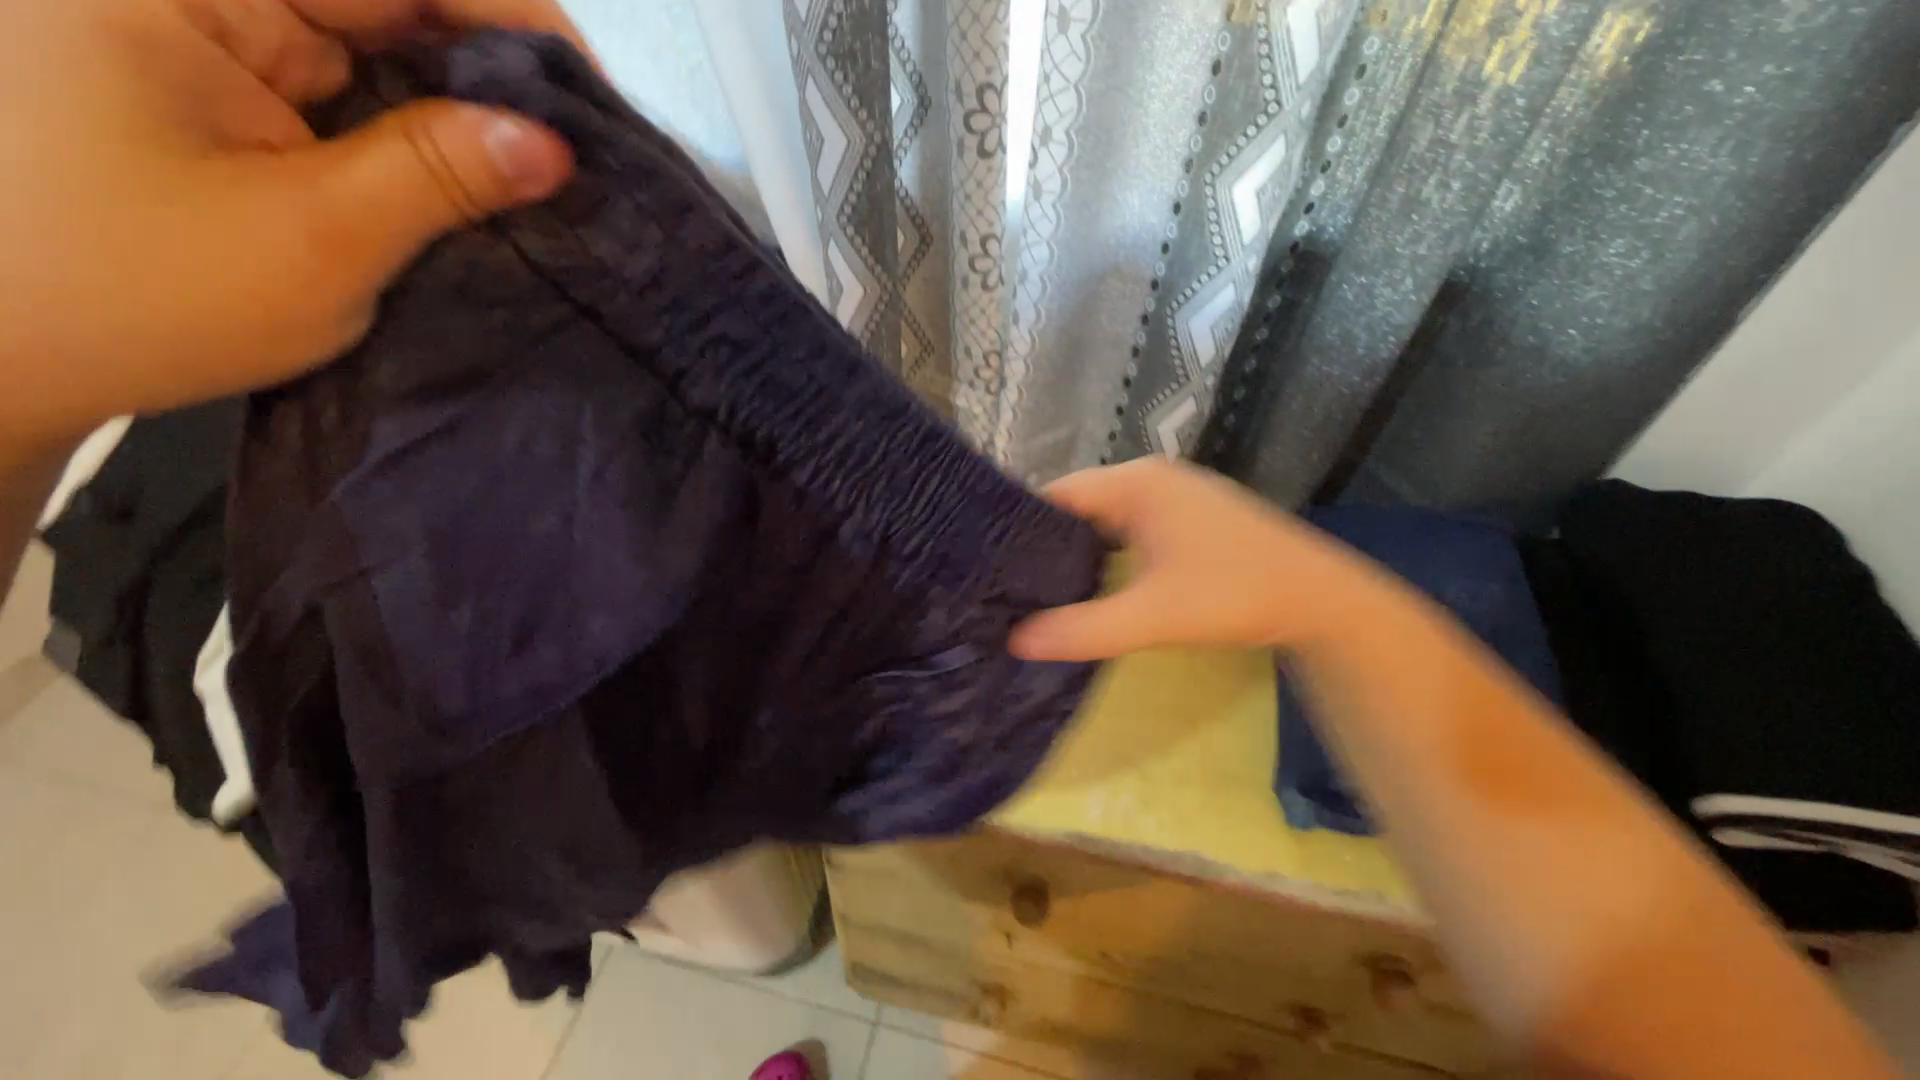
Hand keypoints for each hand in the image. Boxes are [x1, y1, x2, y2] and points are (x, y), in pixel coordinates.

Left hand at [0, 0, 582, 453]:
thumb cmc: (132, 298)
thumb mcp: (315, 240)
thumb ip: (441, 175)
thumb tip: (554, 143)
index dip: (512, 17)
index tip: (594, 103)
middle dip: (492, 65)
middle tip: (576, 147)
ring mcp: (191, 17)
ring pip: (372, 32)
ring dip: (457, 97)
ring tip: (537, 164)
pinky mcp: (204, 64)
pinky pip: (339, 72)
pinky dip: (412, 120)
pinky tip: (467, 165)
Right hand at [1009, 460, 1396, 661]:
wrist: (1319, 600)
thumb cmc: (1234, 595)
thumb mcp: (1154, 616)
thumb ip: (1085, 629)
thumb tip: (1016, 640)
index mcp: (1138, 484)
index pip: (1058, 493)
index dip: (1022, 526)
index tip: (992, 564)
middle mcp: (1153, 478)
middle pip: (1080, 505)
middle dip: (1046, 542)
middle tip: (1009, 584)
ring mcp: (1176, 495)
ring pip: (1106, 518)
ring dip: (1079, 550)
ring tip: (1040, 589)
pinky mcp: (1192, 517)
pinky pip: (1131, 527)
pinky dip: (1109, 552)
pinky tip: (1095, 585)